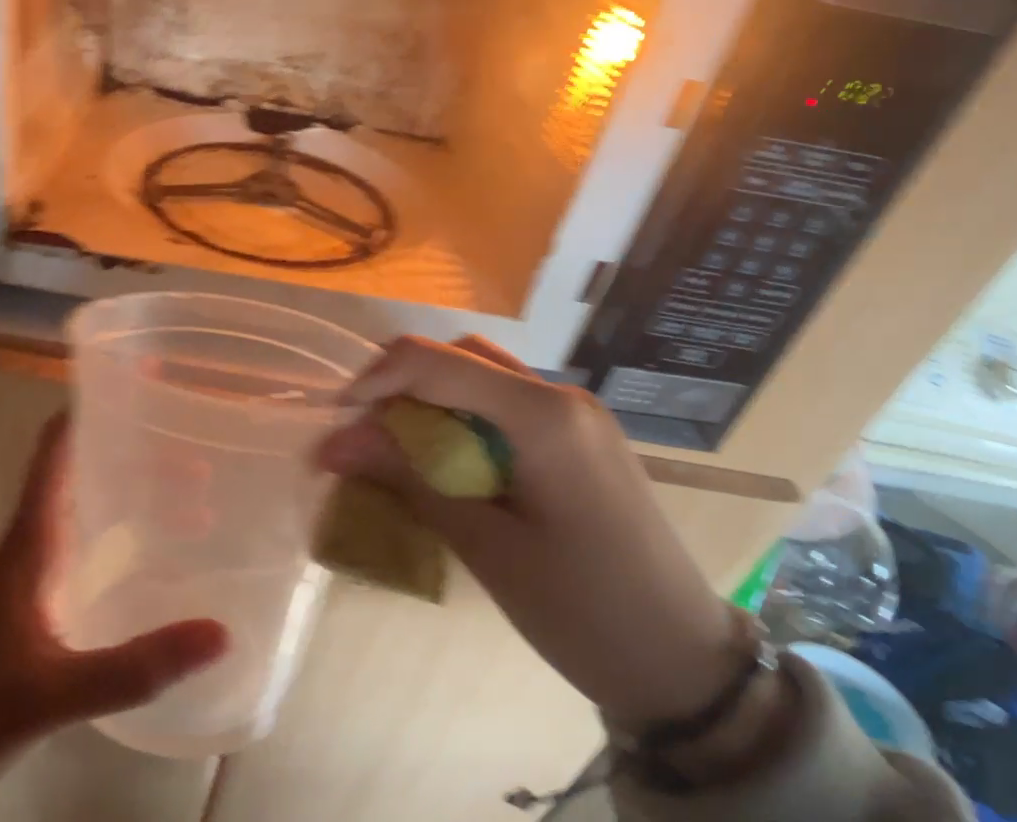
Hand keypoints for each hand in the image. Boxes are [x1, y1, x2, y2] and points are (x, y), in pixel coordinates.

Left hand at [0, 416, 227, 820]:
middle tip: (199, 440)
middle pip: (84, 473)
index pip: (56, 452)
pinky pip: (91, 553)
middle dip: (137, 449)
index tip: (144, 378)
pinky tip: (165, 563)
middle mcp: (33, 547)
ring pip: (90, 513)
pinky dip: (129, 540)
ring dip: (138, 494)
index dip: (92, 405)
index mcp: (30, 544)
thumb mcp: (54, 692)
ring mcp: (33, 578)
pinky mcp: (38, 608)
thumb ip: (134, 666)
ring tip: (200, 493)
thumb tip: (221, 631)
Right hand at [317, 336, 739, 728]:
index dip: (376, 380)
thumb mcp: (486, 546)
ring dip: (433, 404)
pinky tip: (448, 469)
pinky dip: (466, 423)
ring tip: (398, 456)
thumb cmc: (582, 611)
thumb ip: (412, 480)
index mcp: (542, 416)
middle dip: (401, 387)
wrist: (682, 661)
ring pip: (484, 379)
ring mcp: (578, 417)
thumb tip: (334, 443)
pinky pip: (508, 408)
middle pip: (461, 357)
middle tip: (363, 440)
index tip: (337, 425)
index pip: (437, 361)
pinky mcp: (581, 441)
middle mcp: (563, 397)